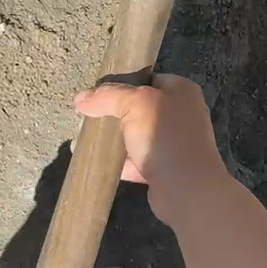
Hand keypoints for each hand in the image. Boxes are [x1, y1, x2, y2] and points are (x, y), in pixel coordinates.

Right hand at [74, 75, 233, 222]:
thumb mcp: (134, 104)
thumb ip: (107, 97)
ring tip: (89, 138)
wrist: (185, 187)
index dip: (125, 83)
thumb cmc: (164, 135)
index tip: (101, 92)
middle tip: (91, 116)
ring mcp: (174, 144)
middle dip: (117, 113)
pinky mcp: (164, 169)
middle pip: (141, 109)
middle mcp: (182, 115)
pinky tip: (98, 160)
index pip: (150, 80)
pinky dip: (120, 162)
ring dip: (117, 139)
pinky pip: (137, 161)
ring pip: (138, 136)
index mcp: (181, 92)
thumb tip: (80, 98)